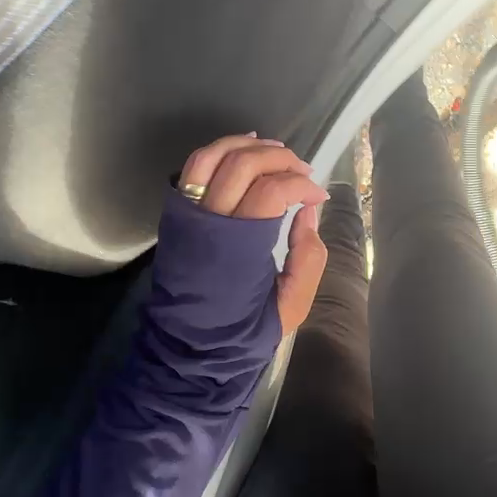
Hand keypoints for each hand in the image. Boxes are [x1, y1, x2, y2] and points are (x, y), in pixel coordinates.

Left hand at [179, 134, 330, 333]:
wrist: (189, 350)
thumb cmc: (245, 331)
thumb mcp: (292, 306)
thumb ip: (309, 259)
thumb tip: (308, 211)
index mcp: (239, 249)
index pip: (272, 191)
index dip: (301, 184)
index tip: (319, 194)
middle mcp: (209, 224)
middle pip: (244, 165)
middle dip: (281, 159)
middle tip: (304, 170)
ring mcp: (188, 215)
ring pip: (215, 157)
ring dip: (250, 146)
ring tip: (277, 150)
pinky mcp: (177, 213)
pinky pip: (195, 166)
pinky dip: (222, 148)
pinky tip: (246, 147)